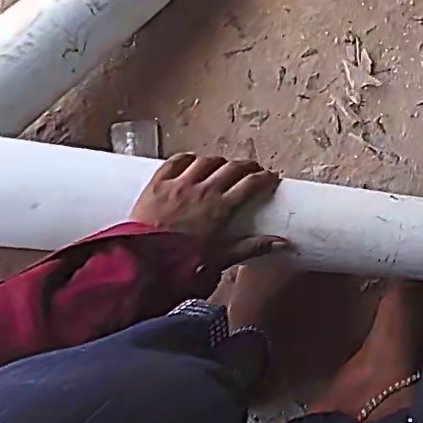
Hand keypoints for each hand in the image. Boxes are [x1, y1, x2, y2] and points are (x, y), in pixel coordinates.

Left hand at [129, 153, 286, 267]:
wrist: (142, 262)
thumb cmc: (181, 264)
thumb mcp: (221, 258)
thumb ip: (252, 248)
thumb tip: (279, 243)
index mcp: (220, 208)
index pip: (251, 184)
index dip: (264, 178)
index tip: (270, 178)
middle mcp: (203, 189)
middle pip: (233, 167)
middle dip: (247, 166)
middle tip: (253, 170)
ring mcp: (180, 183)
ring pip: (207, 160)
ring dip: (220, 161)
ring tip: (224, 166)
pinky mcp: (158, 183)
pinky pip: (177, 161)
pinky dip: (189, 158)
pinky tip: (193, 161)